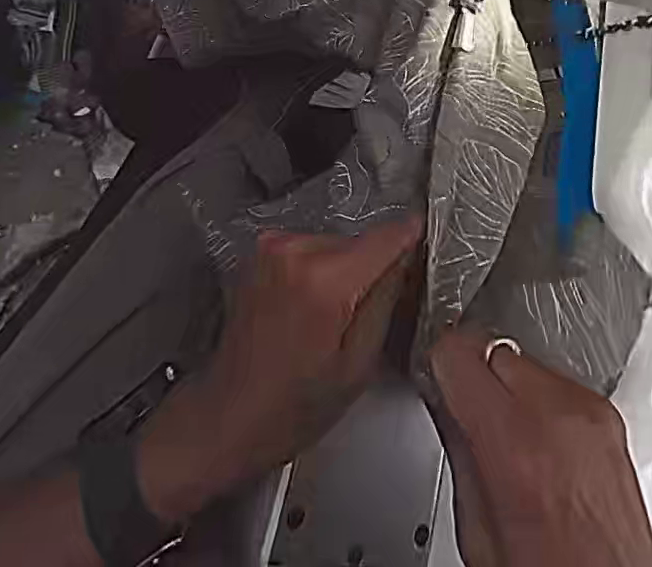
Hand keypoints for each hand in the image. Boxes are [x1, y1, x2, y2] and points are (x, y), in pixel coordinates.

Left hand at [133, 215, 422, 522]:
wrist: (224, 416)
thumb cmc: (292, 406)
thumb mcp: (358, 363)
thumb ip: (388, 298)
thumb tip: (409, 256)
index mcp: (324, 279)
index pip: (389, 235)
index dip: (413, 241)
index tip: (428, 250)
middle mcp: (296, 249)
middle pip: (362, 242)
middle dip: (375, 268)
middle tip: (372, 311)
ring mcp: (273, 246)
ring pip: (339, 244)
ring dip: (347, 270)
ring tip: (335, 317)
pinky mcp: (262, 251)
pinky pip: (314, 249)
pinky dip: (322, 270)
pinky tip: (312, 309)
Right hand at [430, 328, 651, 566]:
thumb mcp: (477, 526)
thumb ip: (459, 449)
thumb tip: (447, 404)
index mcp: (514, 442)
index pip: (460, 353)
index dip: (441, 360)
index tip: (436, 370)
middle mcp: (556, 414)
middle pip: (494, 349)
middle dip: (476, 374)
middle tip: (469, 408)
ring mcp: (588, 409)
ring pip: (526, 362)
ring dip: (511, 386)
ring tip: (510, 434)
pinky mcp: (608, 413)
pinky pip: (558, 383)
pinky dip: (543, 400)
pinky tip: (541, 440)